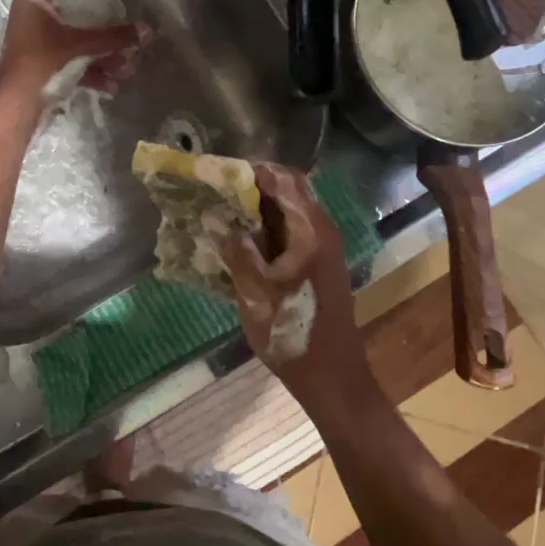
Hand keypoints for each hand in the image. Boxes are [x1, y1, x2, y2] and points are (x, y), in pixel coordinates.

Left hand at [0, 0, 144, 99]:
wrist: (15, 105)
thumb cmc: (42, 62)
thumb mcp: (81, 46)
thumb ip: (114, 38)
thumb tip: (148, 31)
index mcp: (33, 3)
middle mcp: (33, 20)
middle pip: (71, 15)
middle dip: (101, 30)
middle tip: (125, 35)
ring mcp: (37, 46)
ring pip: (74, 44)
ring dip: (101, 56)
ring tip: (126, 67)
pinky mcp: (43, 69)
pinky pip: (70, 65)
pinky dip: (89, 73)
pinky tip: (112, 87)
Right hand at [221, 164, 363, 402]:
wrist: (330, 375)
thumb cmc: (293, 330)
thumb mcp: (255, 292)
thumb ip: (236, 252)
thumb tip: (216, 219)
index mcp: (311, 230)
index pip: (284, 180)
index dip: (252, 171)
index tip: (219, 173)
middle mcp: (320, 232)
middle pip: (287, 193)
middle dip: (251, 189)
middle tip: (214, 192)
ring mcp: (320, 249)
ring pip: (286, 214)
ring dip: (256, 211)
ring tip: (218, 214)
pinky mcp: (315, 266)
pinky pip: (287, 234)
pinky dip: (264, 231)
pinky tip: (237, 242)